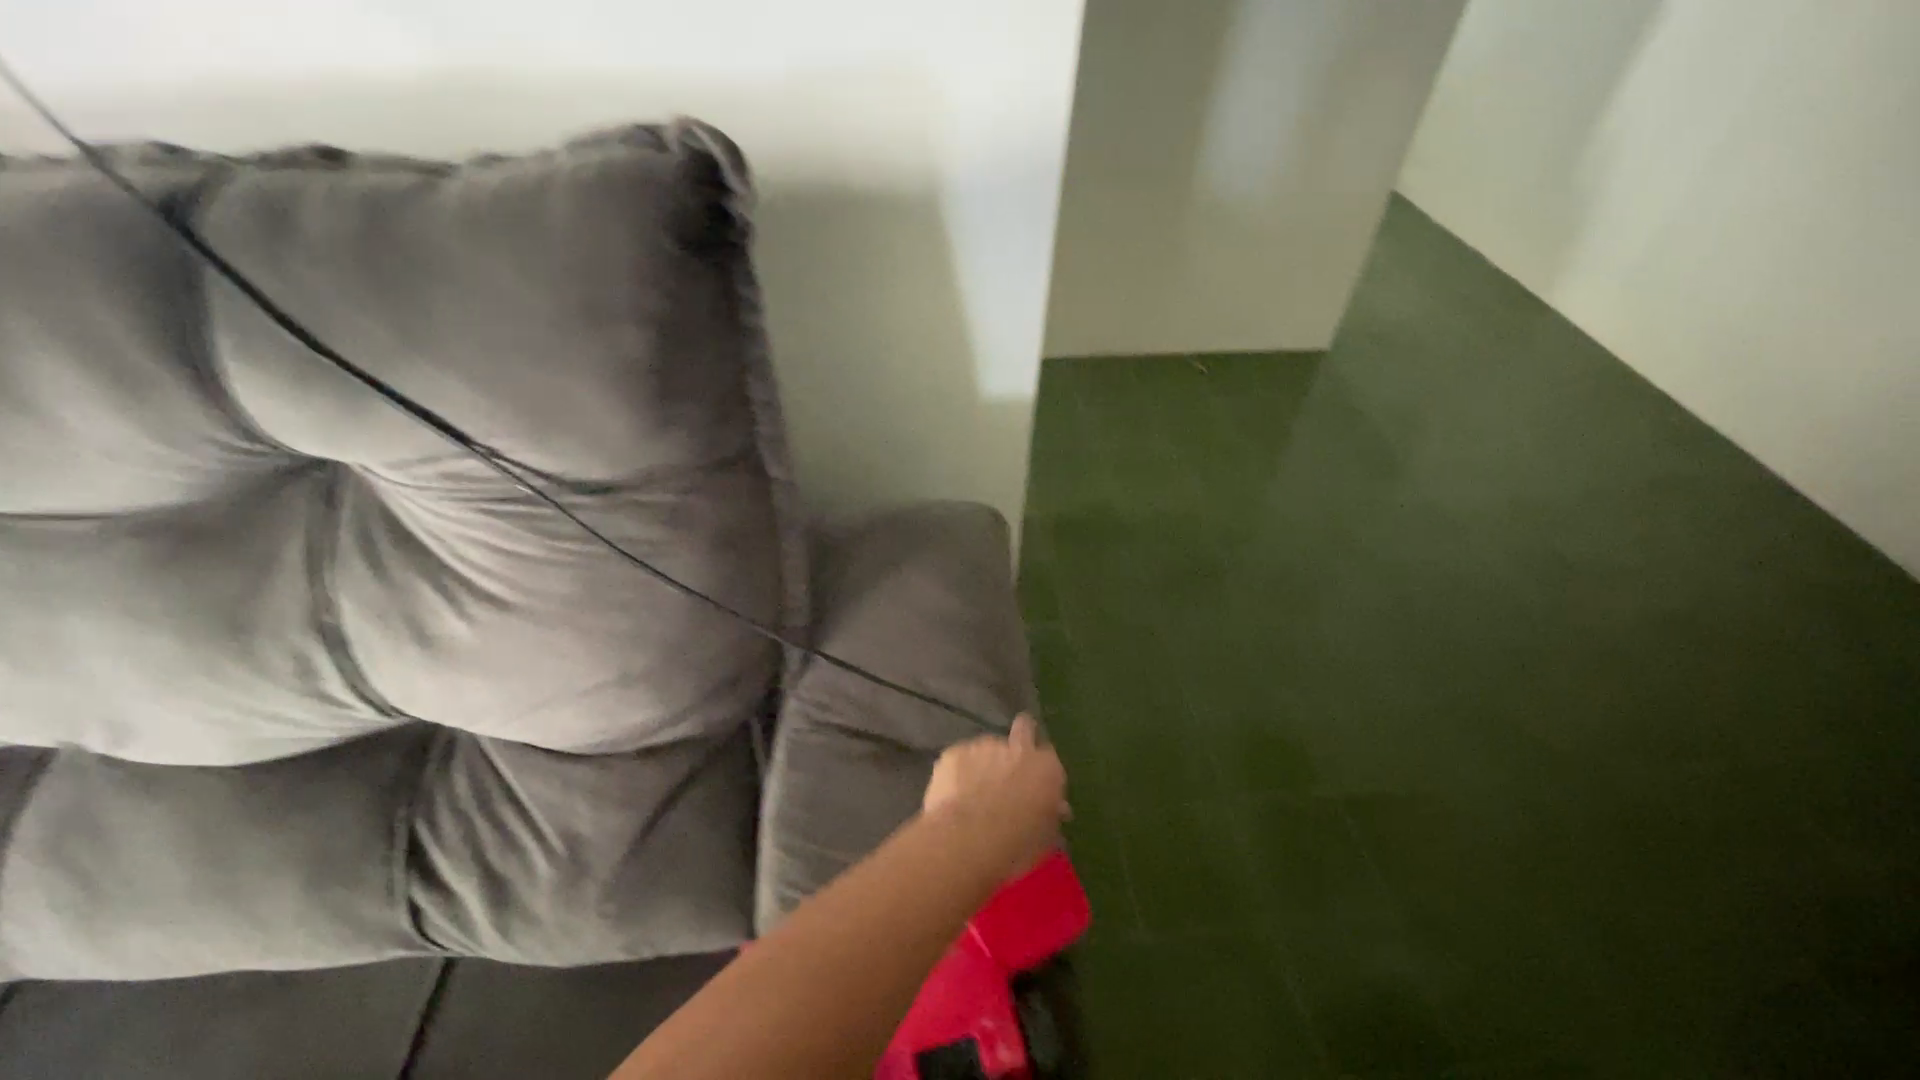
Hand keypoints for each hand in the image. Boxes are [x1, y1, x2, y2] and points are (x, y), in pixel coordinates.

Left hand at [922, 715, 1068, 882]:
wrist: (966, 840)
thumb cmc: (1014, 846)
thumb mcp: (1044, 839)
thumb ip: (1049, 816)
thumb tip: (1052, 810)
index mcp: (1046, 769)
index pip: (1050, 759)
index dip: (1041, 770)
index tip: (1034, 784)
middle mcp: (1018, 749)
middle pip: (1024, 729)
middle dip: (1020, 737)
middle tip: (1010, 762)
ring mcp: (983, 746)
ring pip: (986, 749)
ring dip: (984, 765)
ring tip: (972, 794)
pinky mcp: (953, 752)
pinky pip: (959, 760)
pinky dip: (958, 773)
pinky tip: (952, 796)